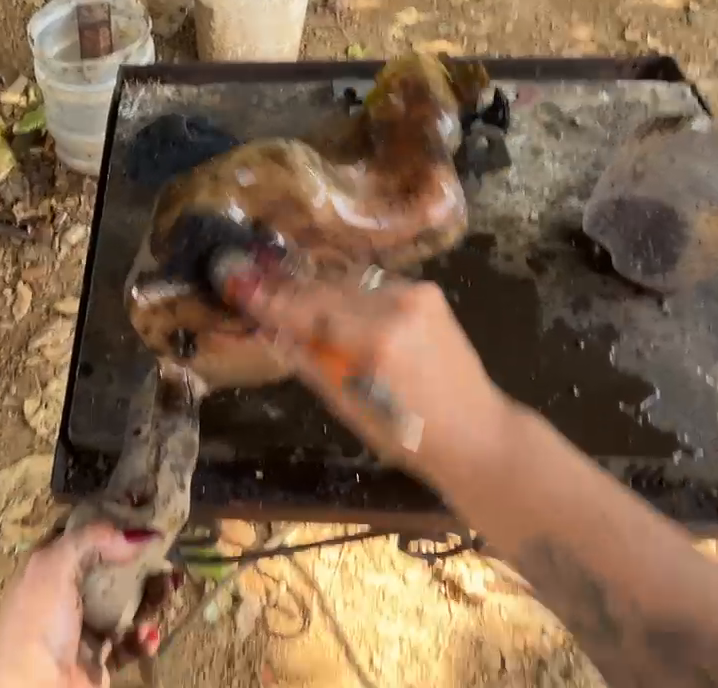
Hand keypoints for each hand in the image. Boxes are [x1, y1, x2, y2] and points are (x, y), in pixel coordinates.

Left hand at [0, 523, 161, 686]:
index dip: (113, 525)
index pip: (85, 536)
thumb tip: (141, 535)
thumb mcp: (55, 565)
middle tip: (170, 558)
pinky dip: (142, 638)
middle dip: (141, 563)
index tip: (146, 517)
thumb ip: (94, 540)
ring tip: (171, 590)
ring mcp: (82, 629)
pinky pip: (127, 643)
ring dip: (150, 598)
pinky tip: (149, 636)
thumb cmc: (37, 620)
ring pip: (124, 605)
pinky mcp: (97, 661)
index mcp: (49, 566)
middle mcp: (65, 594)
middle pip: (111, 570)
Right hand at [236, 276, 511, 479]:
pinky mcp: (426, 291)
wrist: (478, 433)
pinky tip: (334, 306)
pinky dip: (348, 294)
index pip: (310, 310)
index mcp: (377, 340)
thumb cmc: (409, 434)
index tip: (240, 288)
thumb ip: (309, 359)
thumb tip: (271, 331)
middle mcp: (397, 305)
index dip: (272, 301)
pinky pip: (371, 285)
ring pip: (347, 282)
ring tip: (290, 300)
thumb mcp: (349, 405)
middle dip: (291, 293)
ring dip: (319, 292)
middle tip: (257, 290)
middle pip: (326, 289)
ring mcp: (415, 293)